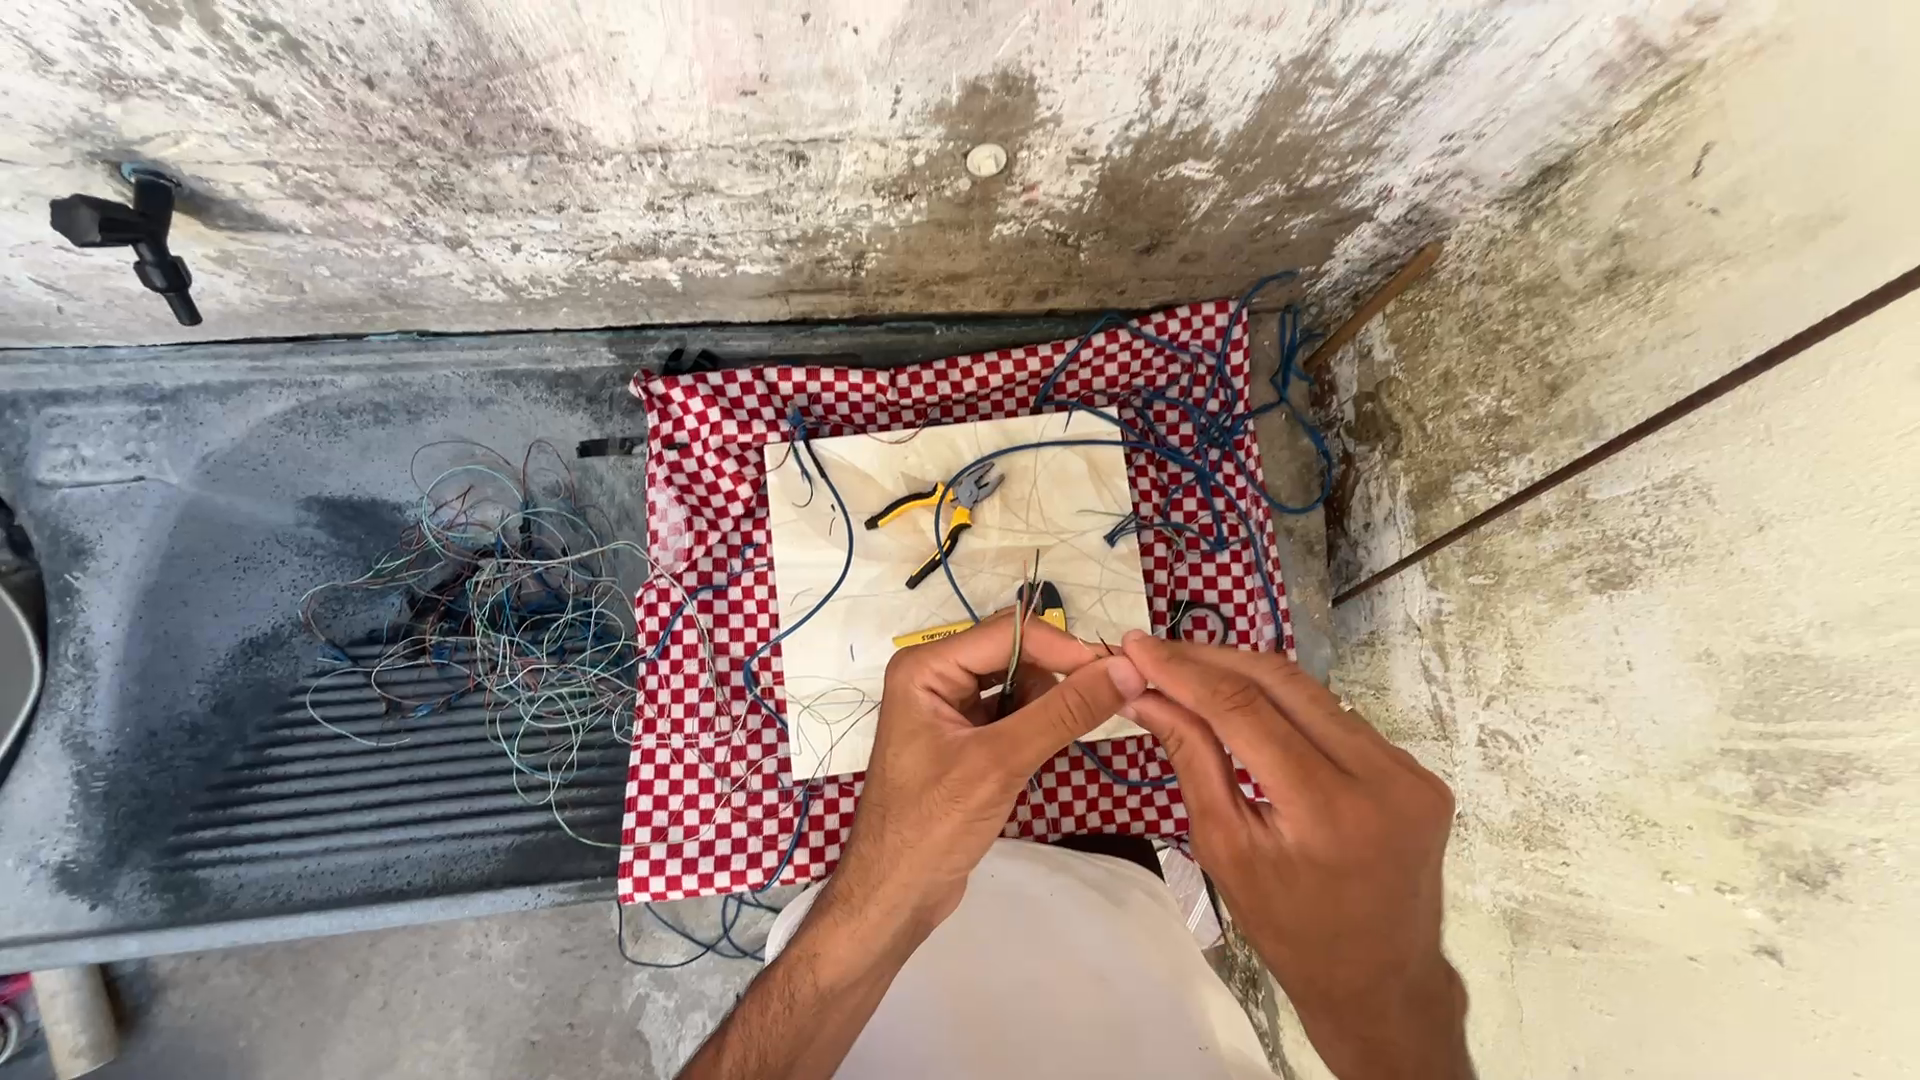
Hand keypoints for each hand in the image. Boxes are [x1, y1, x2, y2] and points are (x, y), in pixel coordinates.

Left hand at [829, 611, 1147, 934]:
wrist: (896, 896)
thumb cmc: (934, 825)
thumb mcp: (1001, 762)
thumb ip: (1063, 712)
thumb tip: (1125, 669)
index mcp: (925, 666)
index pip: (1009, 634)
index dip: (1064, 648)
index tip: (1118, 672)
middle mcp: (933, 674)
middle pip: (1013, 653)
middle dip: (1055, 677)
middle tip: (1103, 703)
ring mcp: (946, 705)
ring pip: (1016, 681)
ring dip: (1046, 704)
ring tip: (1052, 744)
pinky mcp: (962, 735)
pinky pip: (1010, 710)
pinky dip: (1034, 723)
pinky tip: (1040, 752)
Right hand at [1118, 632, 1469, 1079]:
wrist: (1382, 981)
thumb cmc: (1289, 929)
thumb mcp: (1224, 848)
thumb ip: (1190, 759)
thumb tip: (1146, 696)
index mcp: (1328, 809)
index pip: (1242, 709)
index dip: (1183, 670)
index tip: (1136, 646)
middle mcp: (1382, 776)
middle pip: (1280, 680)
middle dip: (1210, 658)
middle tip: (1156, 651)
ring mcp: (1408, 768)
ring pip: (1308, 690)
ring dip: (1243, 674)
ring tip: (1188, 671)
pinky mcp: (1414, 768)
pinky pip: (1333, 714)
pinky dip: (1281, 702)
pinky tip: (1243, 704)